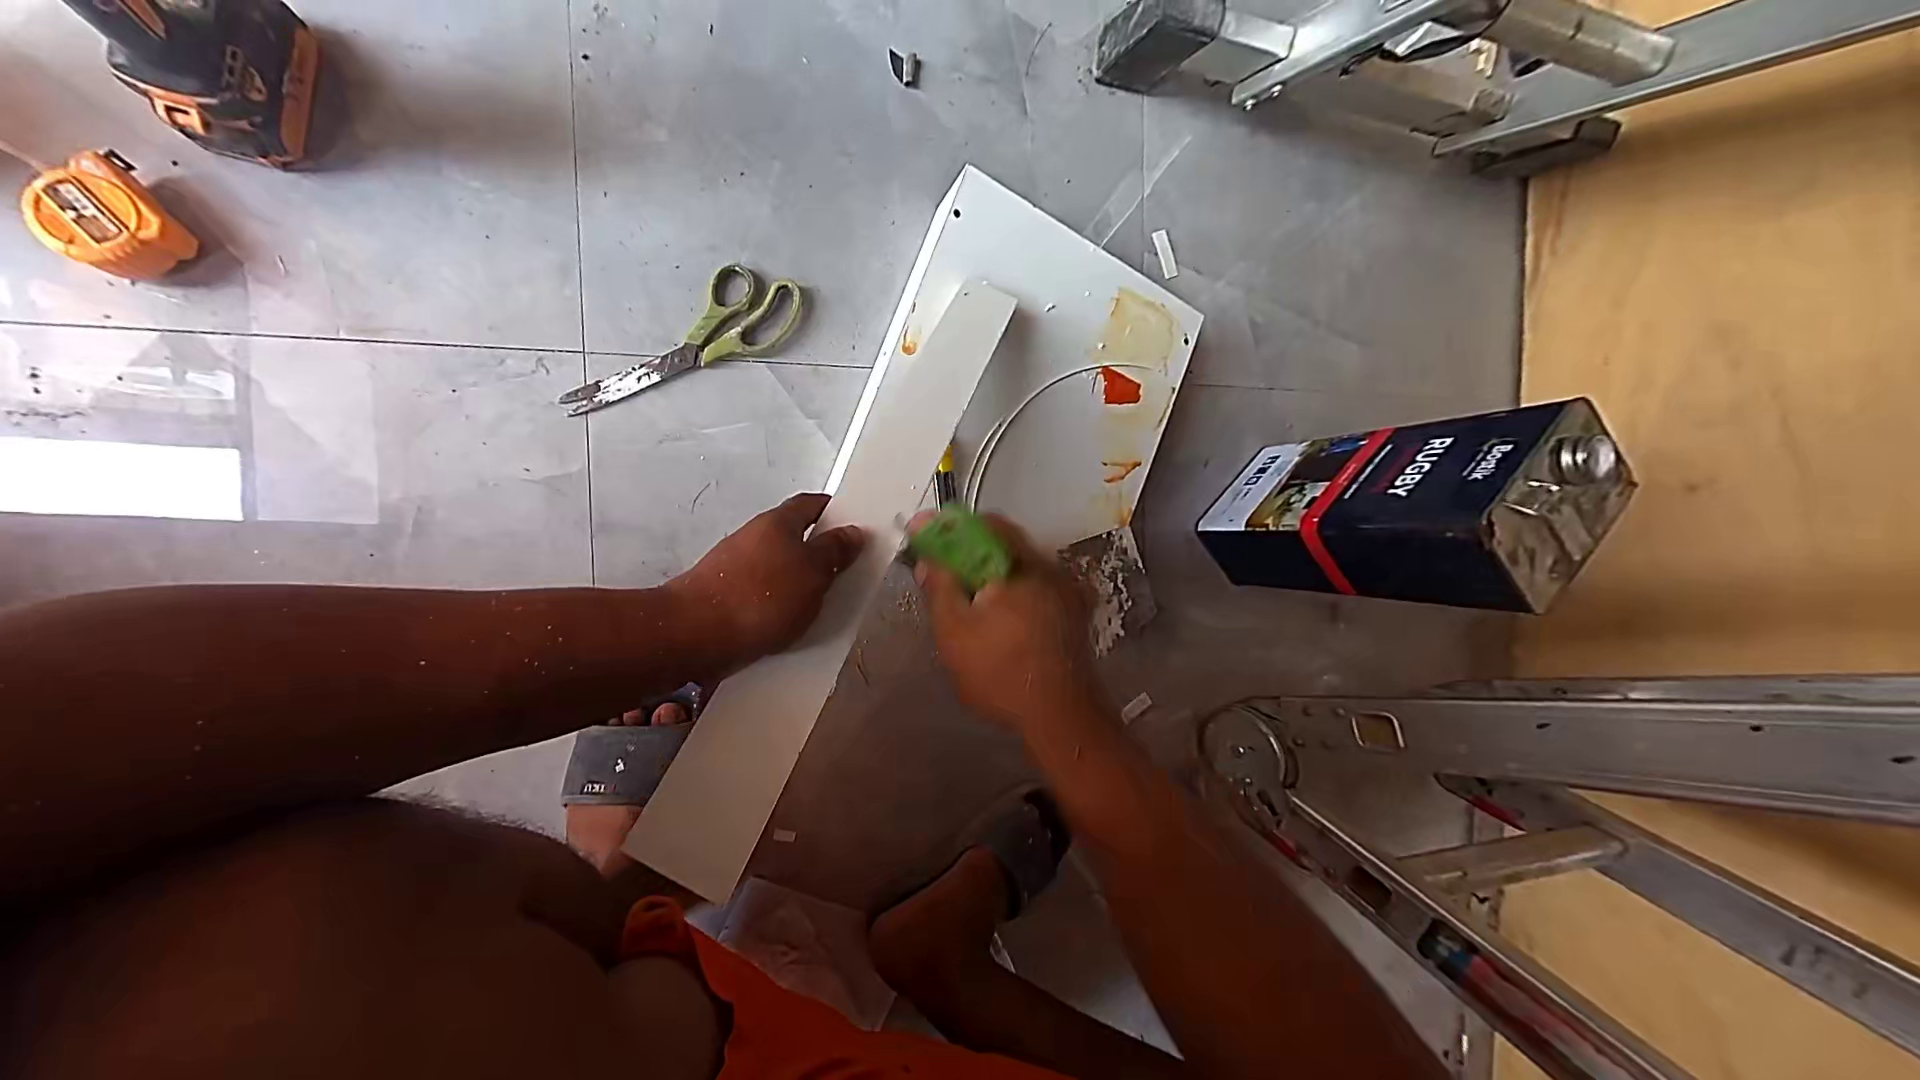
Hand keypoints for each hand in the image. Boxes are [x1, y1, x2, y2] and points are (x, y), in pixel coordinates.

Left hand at [670, 494, 864, 666]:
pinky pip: (760, 593)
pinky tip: (787, 624)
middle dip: (817, 552)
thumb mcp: (814, 573)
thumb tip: (851, 532)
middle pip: (793, 536)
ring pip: (776, 567)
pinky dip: (776, 604)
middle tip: (842, 571)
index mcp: (777, 522)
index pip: (811, 504)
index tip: (853, 525)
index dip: (834, 511)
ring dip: (796, 581)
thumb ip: (835, 552)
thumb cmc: (760, 598)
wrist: (695, 636)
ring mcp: (733, 566)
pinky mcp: (722, 595)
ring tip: (818, 605)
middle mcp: (753, 537)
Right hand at [912, 513, 1107, 733]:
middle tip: (944, 570)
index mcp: (1019, 563)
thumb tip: (929, 560)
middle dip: (970, 550)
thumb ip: (940, 588)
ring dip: (993, 571)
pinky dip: (1013, 589)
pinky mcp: (1074, 613)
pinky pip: (1036, 586)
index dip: (950, 527)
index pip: (982, 524)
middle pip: (1004, 542)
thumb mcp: (954, 631)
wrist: (1061, 715)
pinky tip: (1000, 616)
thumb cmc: (1000, 671)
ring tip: (969, 596)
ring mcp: (1066, 590)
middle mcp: (1048, 567)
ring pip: (1022, 565)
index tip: (926, 537)